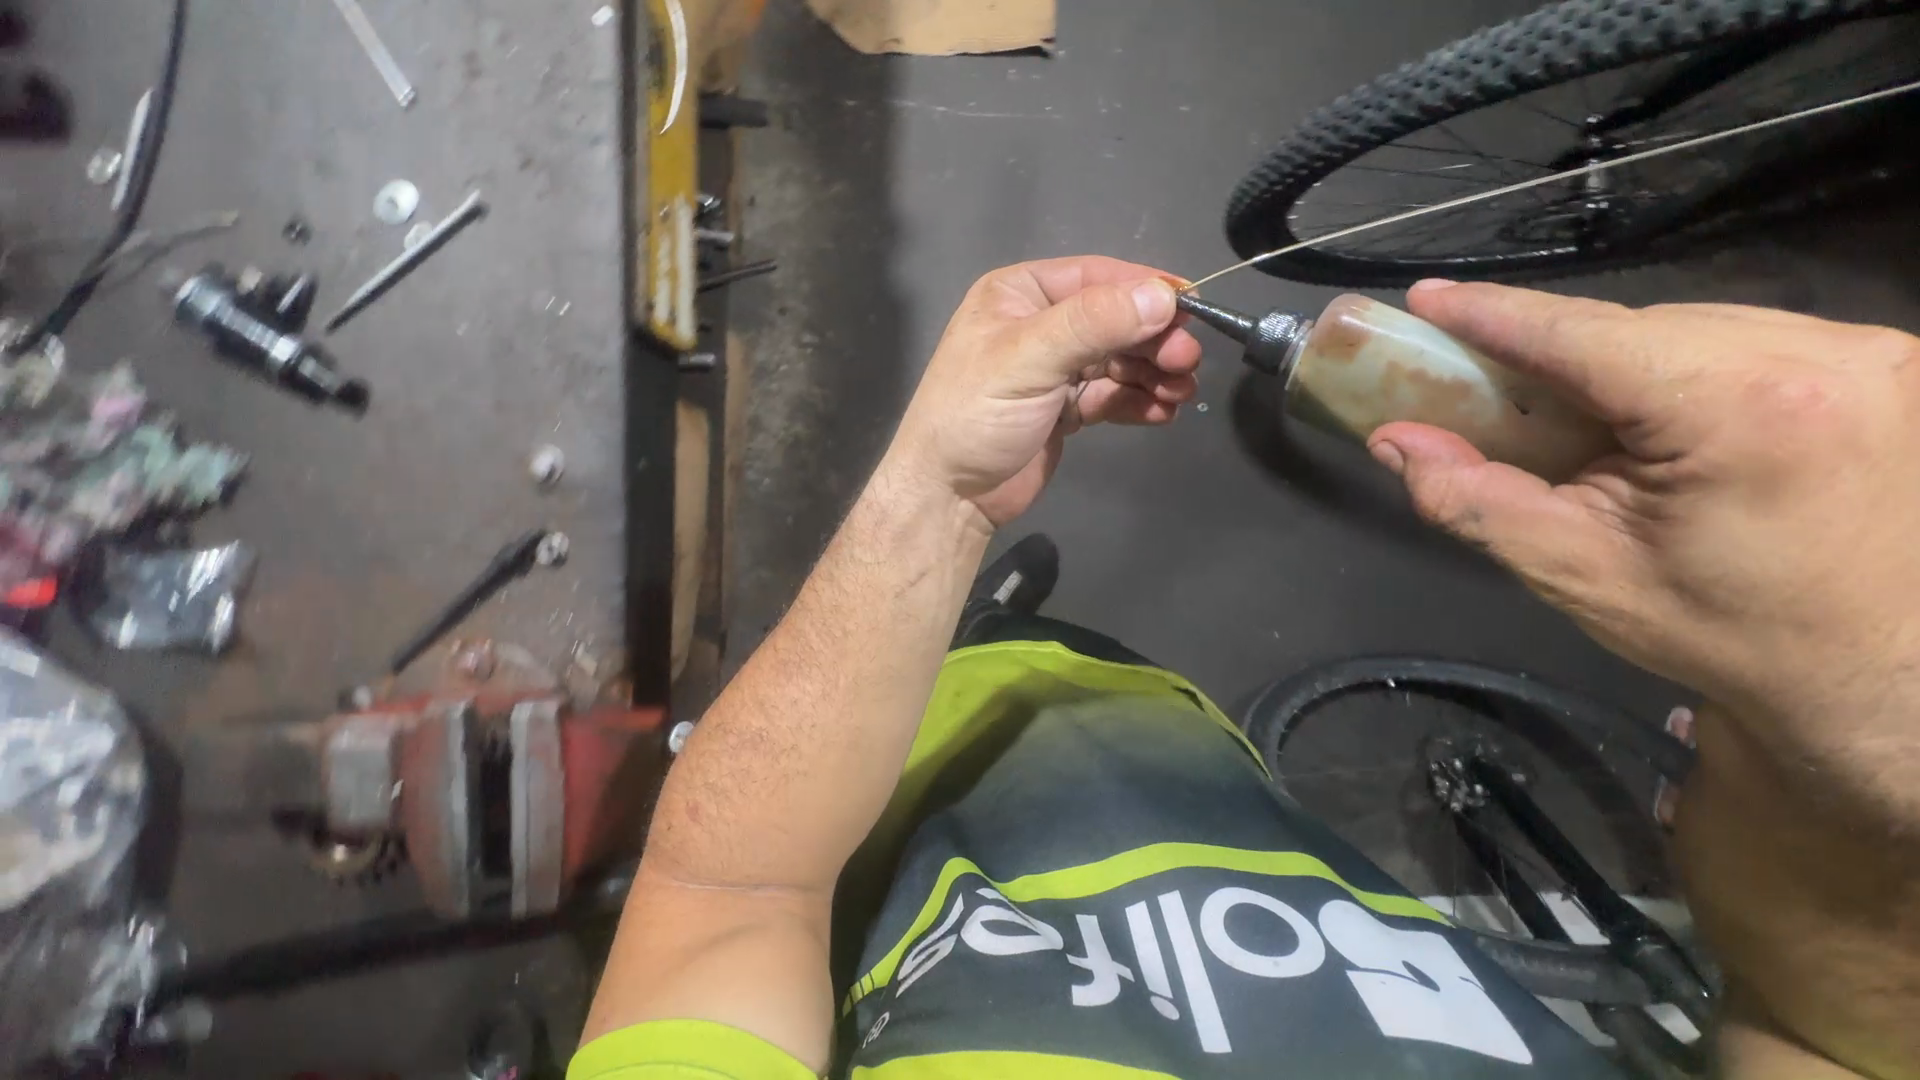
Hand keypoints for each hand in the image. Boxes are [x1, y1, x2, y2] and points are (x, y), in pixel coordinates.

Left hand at [886, 256, 1200, 526]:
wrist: (949, 496)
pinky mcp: (1064, 410)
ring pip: (1118, 360)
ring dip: (1153, 373)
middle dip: (1154, 339)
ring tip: (1181, 391)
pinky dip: (1138, 401)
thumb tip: (1164, 294)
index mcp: (1020, 295)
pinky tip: (1162, 412)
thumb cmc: (975, 416)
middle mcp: (1039, 325)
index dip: (1145, 289)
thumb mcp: (1029, 359)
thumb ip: (1094, 324)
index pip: (1095, 278)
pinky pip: (1111, 396)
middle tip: (1187, 361)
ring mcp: (1053, 370)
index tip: (1194, 305)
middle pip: (1114, 320)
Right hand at [1368, 281, 1919, 820]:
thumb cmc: (1722, 629)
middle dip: (1547, 350)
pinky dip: (1666, 367)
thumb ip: (1473, 501)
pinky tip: (1642, 416)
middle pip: (1635, 326)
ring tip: (1559, 411)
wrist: (1878, 672)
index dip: (1493, 313)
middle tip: (1477, 380)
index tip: (1426, 297)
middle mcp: (1821, 356)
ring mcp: (1868, 353)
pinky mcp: (1882, 364)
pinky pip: (1739, 340)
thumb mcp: (1575, 572)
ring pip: (1685, 326)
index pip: (1584, 336)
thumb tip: (1394, 442)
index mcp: (1741, 409)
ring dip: (1607, 359)